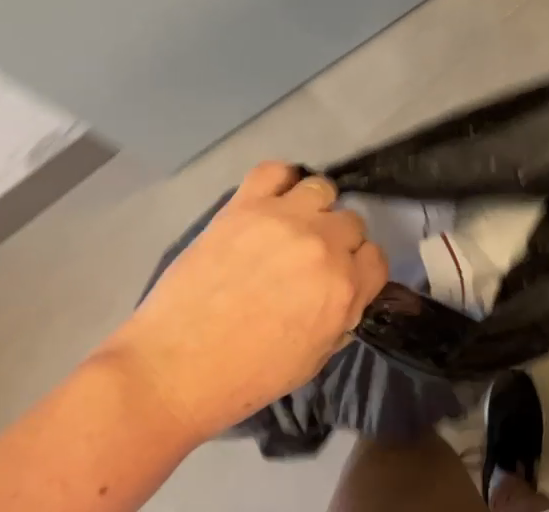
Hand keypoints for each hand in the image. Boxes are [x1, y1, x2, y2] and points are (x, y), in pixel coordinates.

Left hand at [99, 163, 388, 441]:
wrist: (171, 371)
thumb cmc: (244, 378)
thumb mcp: (313, 361)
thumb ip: (342, 318)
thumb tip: (348, 295)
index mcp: (343, 289)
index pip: (377, 259)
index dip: (360, 271)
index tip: (342, 280)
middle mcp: (322, 246)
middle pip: (352, 222)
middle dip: (337, 243)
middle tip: (308, 262)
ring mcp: (283, 220)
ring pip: (322, 189)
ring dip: (312, 210)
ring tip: (290, 229)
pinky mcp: (244, 206)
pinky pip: (275, 171)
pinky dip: (279, 182)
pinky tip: (270, 203)